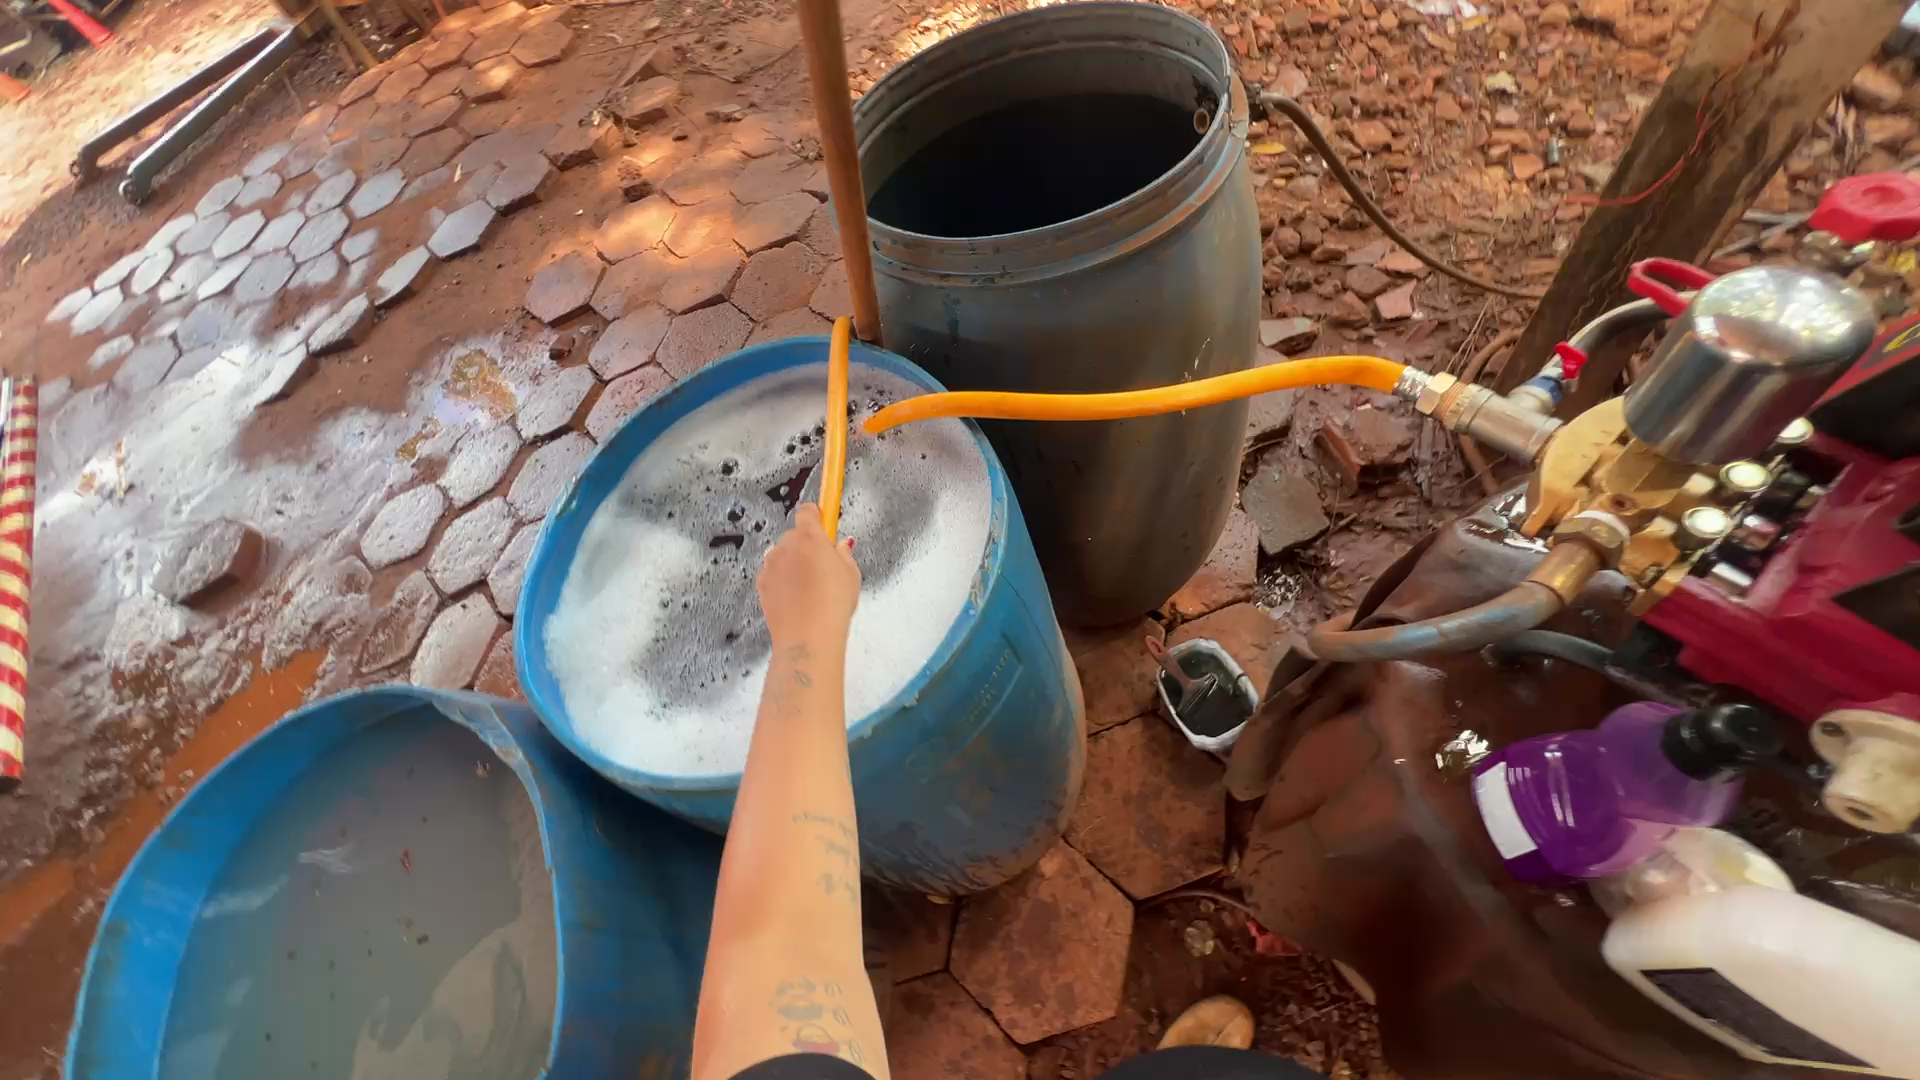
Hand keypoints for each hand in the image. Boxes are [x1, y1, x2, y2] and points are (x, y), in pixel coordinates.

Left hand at [757, 504, 860, 644]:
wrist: (807, 636)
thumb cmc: (831, 604)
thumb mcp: (851, 575)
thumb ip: (844, 554)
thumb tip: (841, 546)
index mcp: (809, 537)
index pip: (808, 511)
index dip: (816, 514)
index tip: (822, 518)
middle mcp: (786, 546)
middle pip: (795, 535)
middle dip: (808, 545)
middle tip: (824, 566)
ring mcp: (770, 566)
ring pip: (783, 555)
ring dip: (794, 564)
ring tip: (812, 588)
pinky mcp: (762, 585)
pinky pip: (773, 575)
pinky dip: (783, 581)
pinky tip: (798, 598)